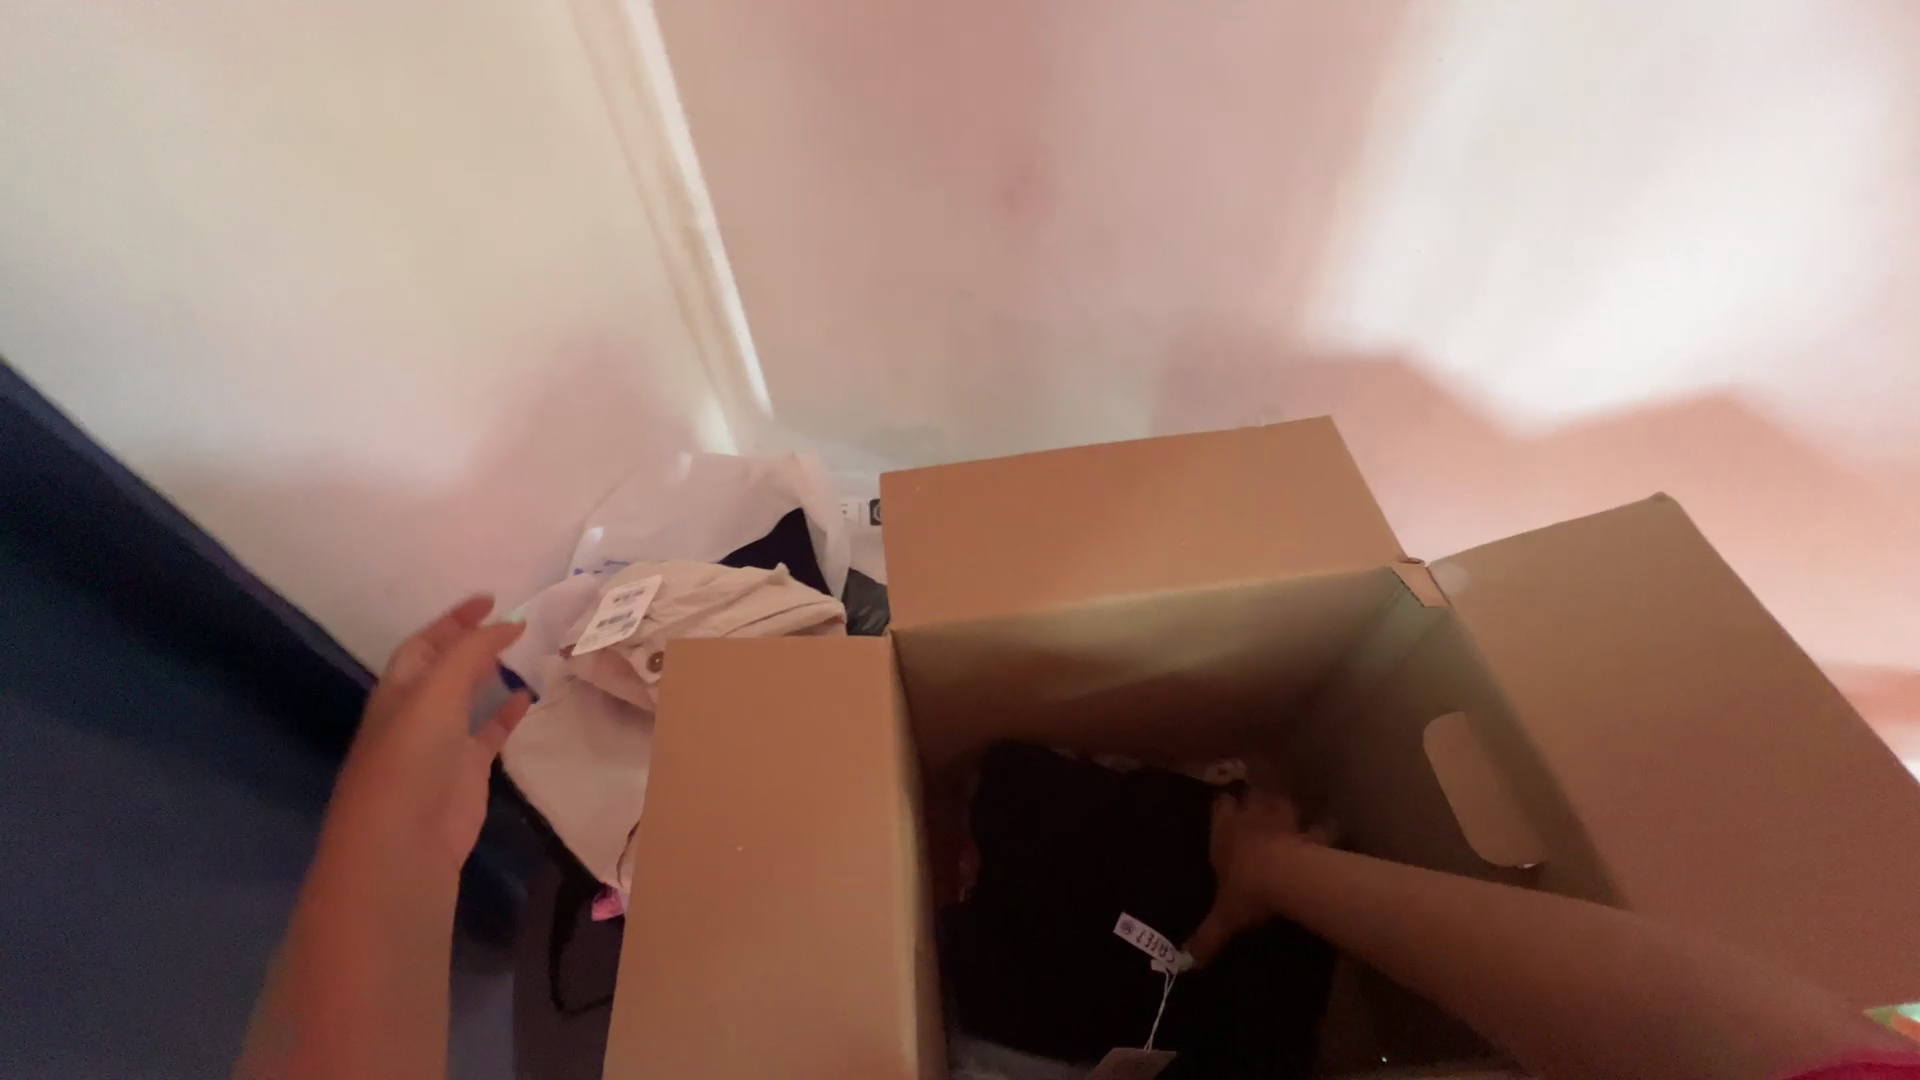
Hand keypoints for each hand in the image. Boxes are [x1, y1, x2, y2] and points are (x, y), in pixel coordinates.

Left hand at [327, 596, 529, 874]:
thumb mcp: (436, 693)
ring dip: (492, 673)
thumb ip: (472, 652)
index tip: (490, 598)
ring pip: (468, 696)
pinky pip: (490, 730)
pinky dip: (509, 711)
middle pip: (445, 666)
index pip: (425, 643)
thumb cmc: (411, 760)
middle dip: (472, 641)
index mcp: (399, 691)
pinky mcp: (467, 768)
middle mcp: (417, 712)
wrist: (402, 841)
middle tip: (512, 621)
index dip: (454, 619)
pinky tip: (530, 698)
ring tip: (525, 652)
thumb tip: (511, 622)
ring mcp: (442, 742)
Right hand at [1185, 789, 1328, 965]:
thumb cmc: (1247, 889)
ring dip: (1283, 809)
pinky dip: (1321, 831)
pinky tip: (1323, 836)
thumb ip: (1207, 936)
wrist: (1288, 879)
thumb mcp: (1224, 917)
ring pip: (1282, 804)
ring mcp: (1284, 823)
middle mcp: (1252, 820)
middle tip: (1256, 810)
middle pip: (1252, 797)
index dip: (1223, 806)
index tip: (1225, 808)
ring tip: (1286, 819)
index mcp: (1225, 831)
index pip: (1220, 806)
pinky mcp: (1312, 835)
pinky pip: (1319, 828)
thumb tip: (1186, 960)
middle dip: (1254, 801)